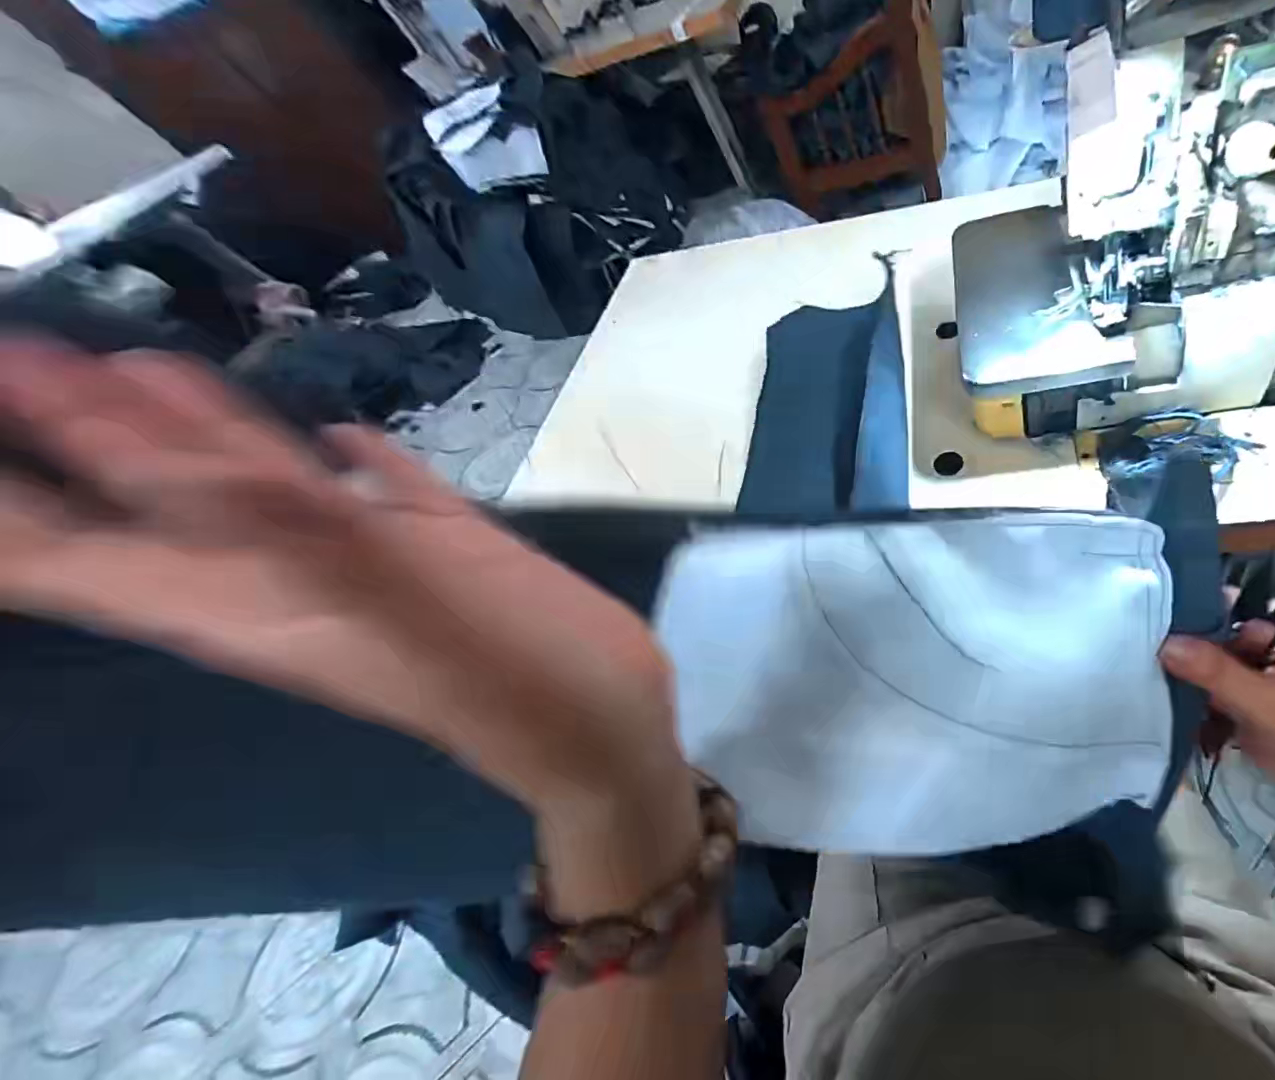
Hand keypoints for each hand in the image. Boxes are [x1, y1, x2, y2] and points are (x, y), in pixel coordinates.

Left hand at [0, 343, 685, 816]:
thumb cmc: (519, 684)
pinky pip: (390, 496)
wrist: (607, 717)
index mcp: (265, 604)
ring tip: (148, 365)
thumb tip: (186, 468)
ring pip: (278, 492)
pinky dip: (359, 461)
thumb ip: (317, 543)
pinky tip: (343, 432)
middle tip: (25, 356)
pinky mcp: (459, 551)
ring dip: (210, 436)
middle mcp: (306, 579)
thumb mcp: (416, 617)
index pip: (77, 554)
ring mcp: (386, 563)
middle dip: (88, 439)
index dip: (9, 493)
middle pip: (164, 509)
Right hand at [1160, 623, 1274, 786]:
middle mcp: (1271, 653)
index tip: (1160, 615)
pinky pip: (1210, 696)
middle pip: (1220, 639)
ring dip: (1185, 676)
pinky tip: (1167, 702)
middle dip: (1187, 647)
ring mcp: (1257, 684)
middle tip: (1147, 647)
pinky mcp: (1244, 711)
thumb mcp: (1266, 701)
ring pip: (1211, 669)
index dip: (1201, 610)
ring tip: (1150, 675)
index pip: (1237, 610)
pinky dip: (1193, 701)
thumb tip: (1164, 642)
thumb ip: (1215, 670)